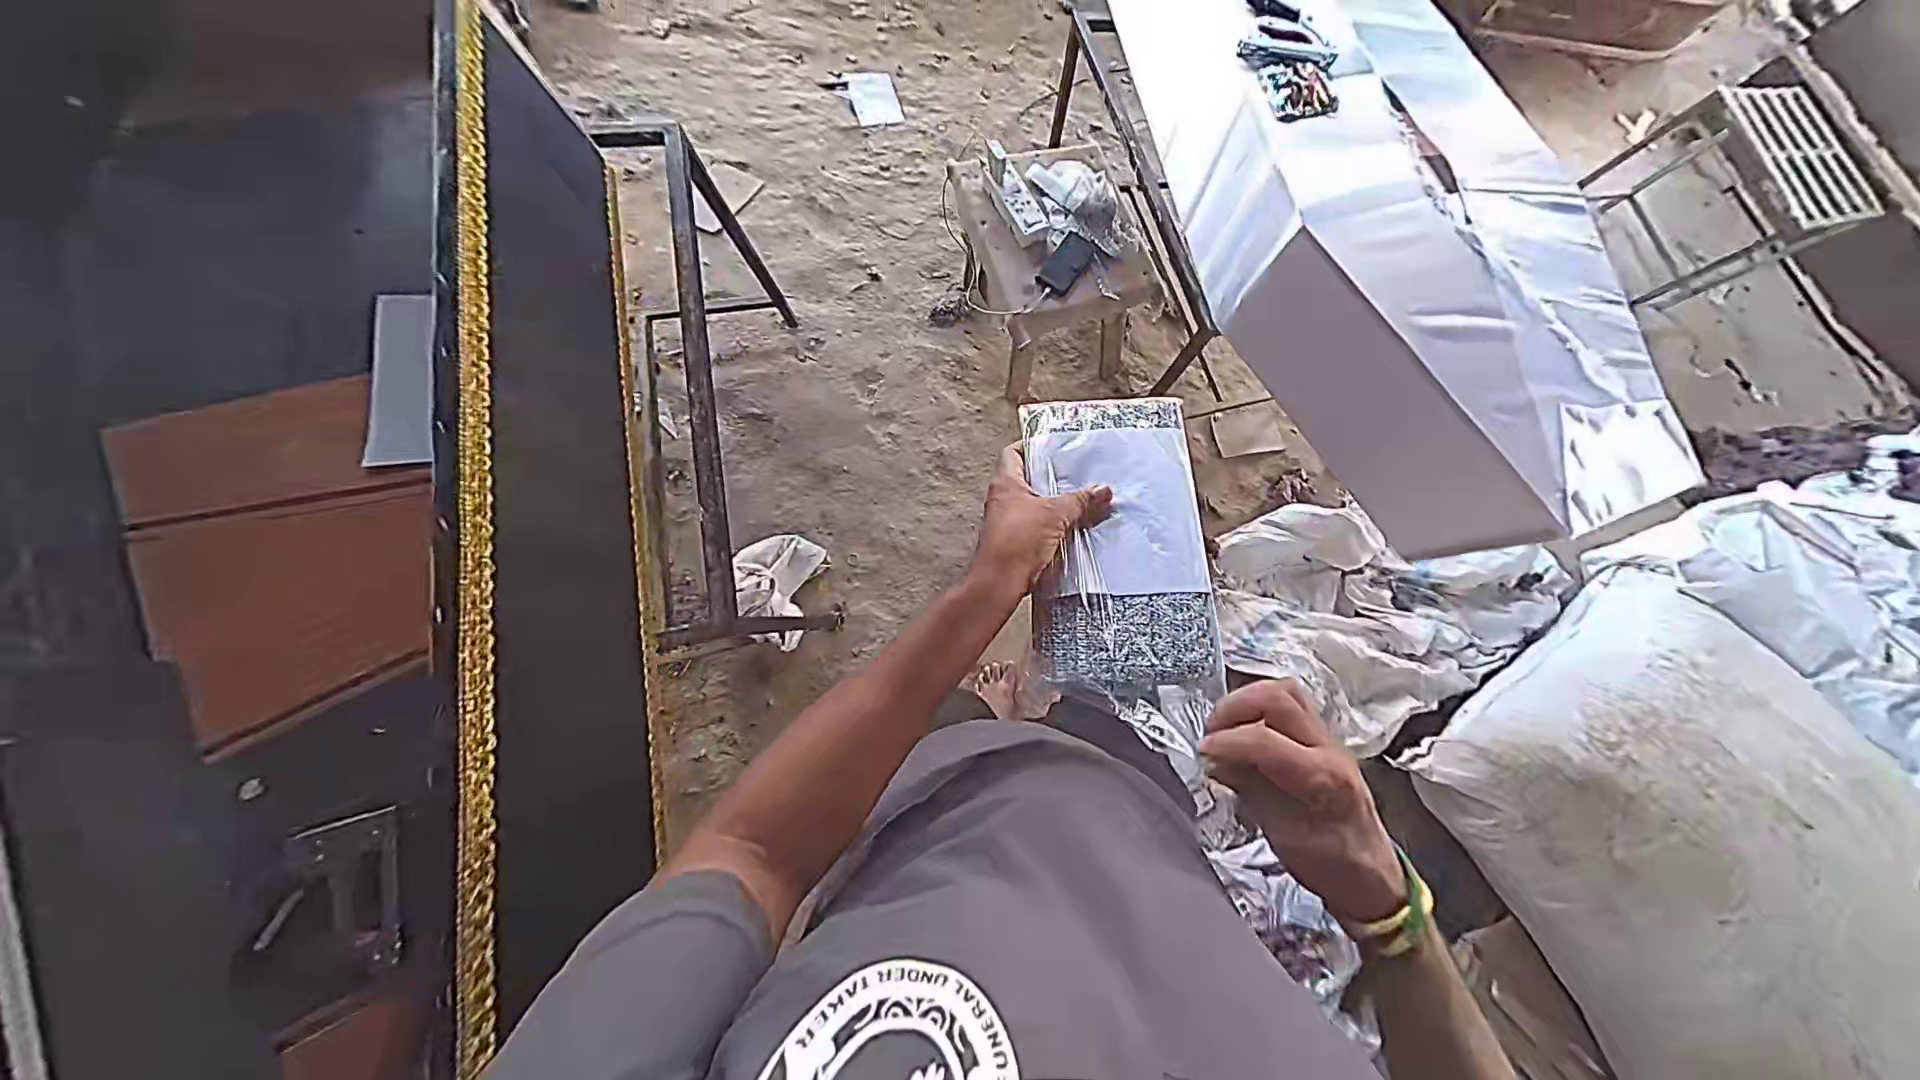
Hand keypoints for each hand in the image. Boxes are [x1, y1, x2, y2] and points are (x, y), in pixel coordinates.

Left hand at [968, 445, 1111, 595]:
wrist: (999, 583)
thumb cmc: (1017, 541)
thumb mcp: (1054, 514)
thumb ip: (1080, 500)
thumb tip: (1104, 490)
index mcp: (1006, 483)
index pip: (1013, 453)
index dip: (1032, 446)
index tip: (1055, 446)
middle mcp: (1004, 499)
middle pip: (1029, 478)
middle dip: (1053, 476)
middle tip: (1078, 472)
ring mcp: (1009, 521)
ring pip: (1037, 504)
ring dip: (1057, 502)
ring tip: (1084, 497)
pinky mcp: (1018, 541)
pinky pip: (1040, 525)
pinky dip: (1056, 523)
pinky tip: (1077, 524)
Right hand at [1200, 679, 1406, 925]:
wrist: (1370, 875)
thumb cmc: (1329, 863)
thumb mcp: (1279, 834)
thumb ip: (1247, 788)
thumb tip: (1214, 759)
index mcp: (1323, 778)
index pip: (1263, 738)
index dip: (1224, 741)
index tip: (1203, 752)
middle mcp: (1329, 749)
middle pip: (1277, 698)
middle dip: (1232, 709)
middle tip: (1212, 733)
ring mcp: (1329, 740)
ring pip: (1285, 692)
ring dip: (1245, 702)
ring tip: (1225, 726)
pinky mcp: (1322, 738)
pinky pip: (1289, 703)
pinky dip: (1258, 707)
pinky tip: (1243, 729)